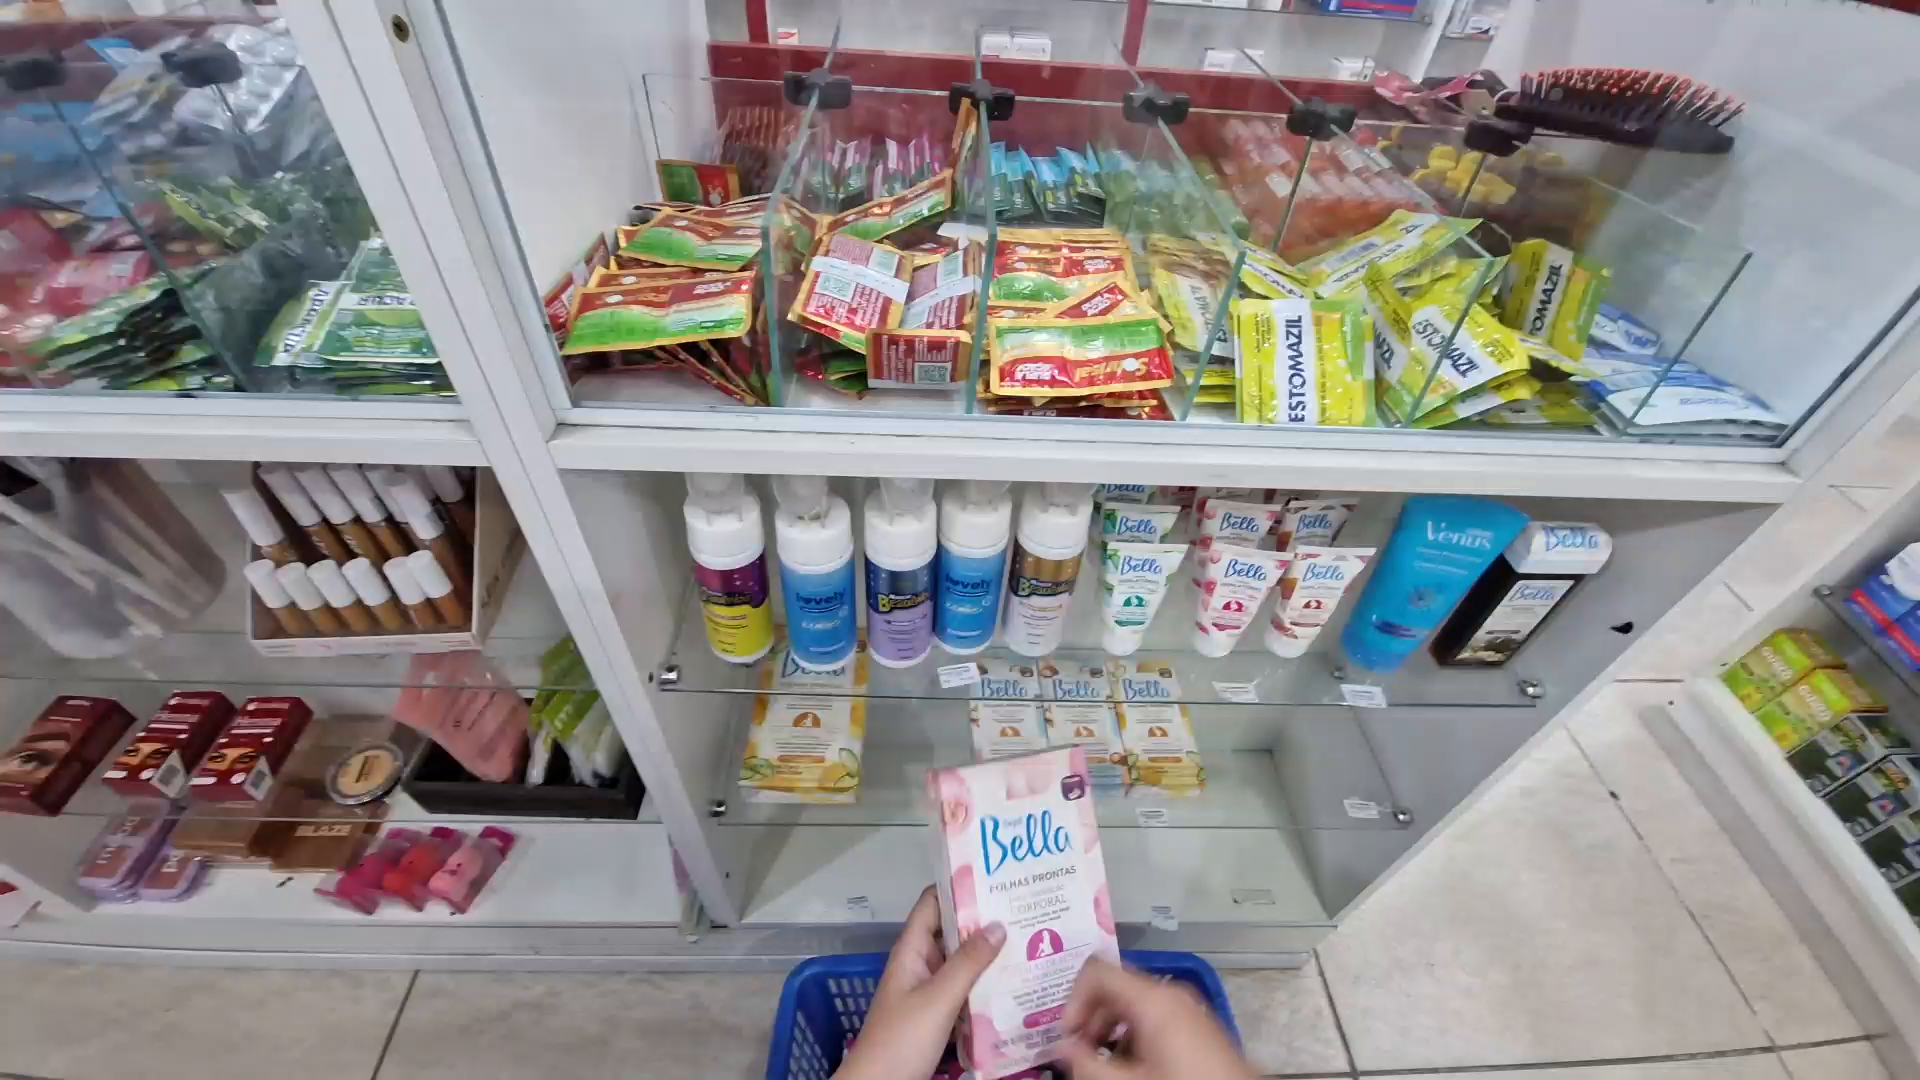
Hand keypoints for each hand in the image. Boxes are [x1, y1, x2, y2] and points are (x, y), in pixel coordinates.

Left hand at [834, 886, 1005, 1079]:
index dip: (958, 886)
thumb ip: (968, 962)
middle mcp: (919, 964)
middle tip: (1020, 910)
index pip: (933, 902)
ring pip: (959, 963)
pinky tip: (1011, 985)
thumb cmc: (901, 1038)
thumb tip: (998, 923)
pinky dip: (983, 986)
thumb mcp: (937, 998)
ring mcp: (927, 992)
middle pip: (950, 932)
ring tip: (1025, 942)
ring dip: (985, 955)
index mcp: (911, 949)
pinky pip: (963, 992)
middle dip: (981, 922)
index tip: (993, 878)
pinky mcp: (936, 1017)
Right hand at [1059, 958, 1253, 1079]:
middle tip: (1079, 1056)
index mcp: (1152, 997)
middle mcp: (1169, 992)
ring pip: (1134, 1003)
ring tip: (1104, 1067)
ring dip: (1110, 1030)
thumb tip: (1060, 1047)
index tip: (1066, 1038)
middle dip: (1090, 1018)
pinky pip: (1155, 1018)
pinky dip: (1134, 1035)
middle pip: (1114, 986)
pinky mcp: (1199, 1027)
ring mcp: (1188, 1008)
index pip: (1096, 971)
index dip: (1073, 1000)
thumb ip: (1089, 1066)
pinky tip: (1134, 1069)